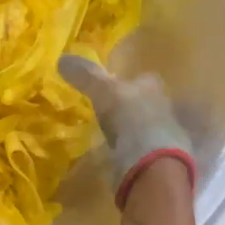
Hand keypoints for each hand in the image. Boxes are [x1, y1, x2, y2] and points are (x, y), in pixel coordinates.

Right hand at [58, 55, 195, 208]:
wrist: (151, 166)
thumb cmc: (133, 121)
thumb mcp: (106, 92)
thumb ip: (87, 76)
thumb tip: (62, 58)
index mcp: (154, 89)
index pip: (141, 79)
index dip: (126, 82)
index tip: (109, 88)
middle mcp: (163, 109)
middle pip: (142, 103)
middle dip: (128, 106)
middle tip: (105, 111)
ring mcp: (159, 137)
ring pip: (140, 127)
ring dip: (126, 130)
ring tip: (104, 134)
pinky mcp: (153, 162)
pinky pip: (135, 151)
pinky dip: (124, 152)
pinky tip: (110, 156)